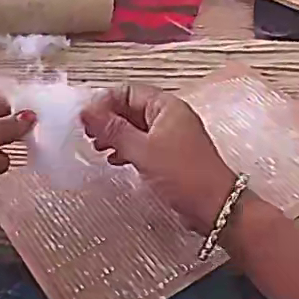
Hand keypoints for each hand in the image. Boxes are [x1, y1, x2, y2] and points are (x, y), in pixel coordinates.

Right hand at [81, 84, 238, 232]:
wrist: (214, 206)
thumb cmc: (182, 174)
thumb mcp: (142, 150)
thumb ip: (112, 130)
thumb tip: (86, 112)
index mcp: (165, 106)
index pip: (127, 92)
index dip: (104, 102)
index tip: (85, 119)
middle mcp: (168, 117)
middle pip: (129, 109)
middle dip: (107, 120)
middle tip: (87, 134)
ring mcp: (169, 136)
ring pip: (133, 128)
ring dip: (114, 135)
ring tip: (96, 147)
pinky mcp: (168, 155)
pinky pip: (141, 144)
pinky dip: (125, 149)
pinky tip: (113, 160)